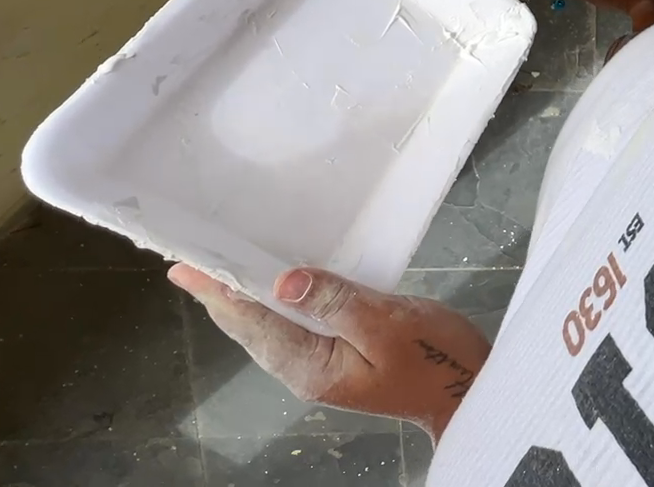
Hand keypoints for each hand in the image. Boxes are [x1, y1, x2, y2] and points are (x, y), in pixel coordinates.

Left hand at [169, 263, 490, 439]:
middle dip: (224, 297)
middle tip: (193, 265)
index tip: (186, 269)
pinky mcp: (345, 356)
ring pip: (274, 328)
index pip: (254, 323)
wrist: (466, 388)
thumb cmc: (432, 356)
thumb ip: (338, 302)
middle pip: (255, 329)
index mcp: (311, 366)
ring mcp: (325, 366)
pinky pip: (300, 326)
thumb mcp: (389, 323)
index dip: (221, 293)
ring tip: (227, 273)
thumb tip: (284, 281)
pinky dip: (282, 303)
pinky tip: (286, 288)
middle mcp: (307, 370)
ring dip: (249, 299)